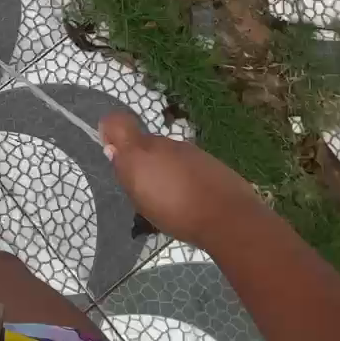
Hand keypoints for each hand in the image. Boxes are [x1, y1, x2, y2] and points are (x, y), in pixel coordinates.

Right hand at [99, 110, 271, 252]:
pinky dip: (186, 176)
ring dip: (166, 169)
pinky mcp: (209, 160)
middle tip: (148, 187)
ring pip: (167, 154)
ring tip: (174, 198)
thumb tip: (114, 151)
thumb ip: (125, 171)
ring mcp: (188, 150)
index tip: (113, 151)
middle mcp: (162, 144)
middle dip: (142, 160)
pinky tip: (194, 199)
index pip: (115, 121)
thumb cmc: (176, 212)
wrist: (230, 219)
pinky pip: (188, 163)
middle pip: (143, 142)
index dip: (110, 130)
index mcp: (139, 150)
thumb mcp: (140, 198)